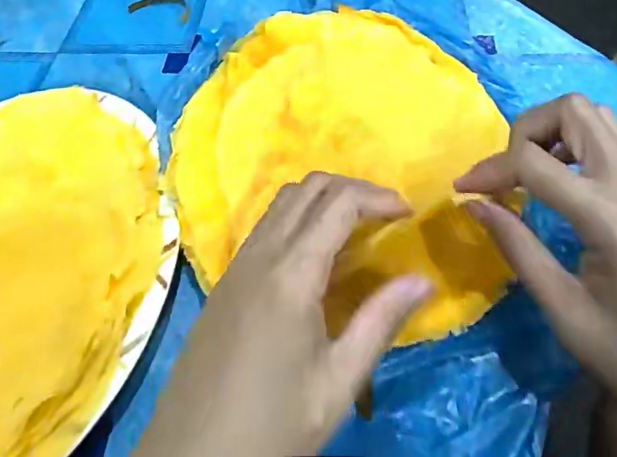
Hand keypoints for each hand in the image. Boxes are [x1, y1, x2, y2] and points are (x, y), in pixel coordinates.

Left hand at [134, 173, 432, 456]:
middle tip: (387, 216)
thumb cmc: (272, 426)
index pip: (339, 202)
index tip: (409, 212)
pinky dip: (299, 216)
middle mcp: (262, 251)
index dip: (378, 196)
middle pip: (310, 186)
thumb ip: (380, 322)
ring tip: (357, 229)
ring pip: (285, 199)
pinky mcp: (228, 276)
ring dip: (324, 197)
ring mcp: (239, 260)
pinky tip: (317, 255)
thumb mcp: (337, 382)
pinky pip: (268, 223)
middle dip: (353, 188)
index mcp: (292, 271)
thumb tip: (424, 280)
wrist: (192, 456)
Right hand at [457, 94, 616, 456]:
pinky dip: (576, 140)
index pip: (533, 161)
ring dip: (554, 127)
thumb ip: (517, 247)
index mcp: (609, 217)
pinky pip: (612, 138)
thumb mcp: (565, 312)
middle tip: (507, 171)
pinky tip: (561, 180)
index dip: (489, 169)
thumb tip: (475, 205)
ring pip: (596, 115)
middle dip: (526, 127)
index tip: (463, 190)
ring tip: (531, 168)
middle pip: (573, 110)